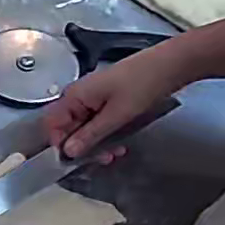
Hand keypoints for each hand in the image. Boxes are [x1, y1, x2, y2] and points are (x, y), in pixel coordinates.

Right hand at [45, 49, 188, 158]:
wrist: (172, 64)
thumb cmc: (143, 83)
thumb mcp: (117, 115)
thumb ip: (90, 135)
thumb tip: (68, 151)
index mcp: (74, 96)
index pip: (52, 124)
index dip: (59, 143)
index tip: (73, 159)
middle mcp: (78, 97)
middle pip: (68, 128)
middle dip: (83, 147)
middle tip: (102, 159)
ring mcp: (92, 99)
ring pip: (84, 128)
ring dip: (97, 144)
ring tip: (115, 153)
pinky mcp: (105, 101)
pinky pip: (96, 123)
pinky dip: (105, 135)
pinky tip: (119, 143)